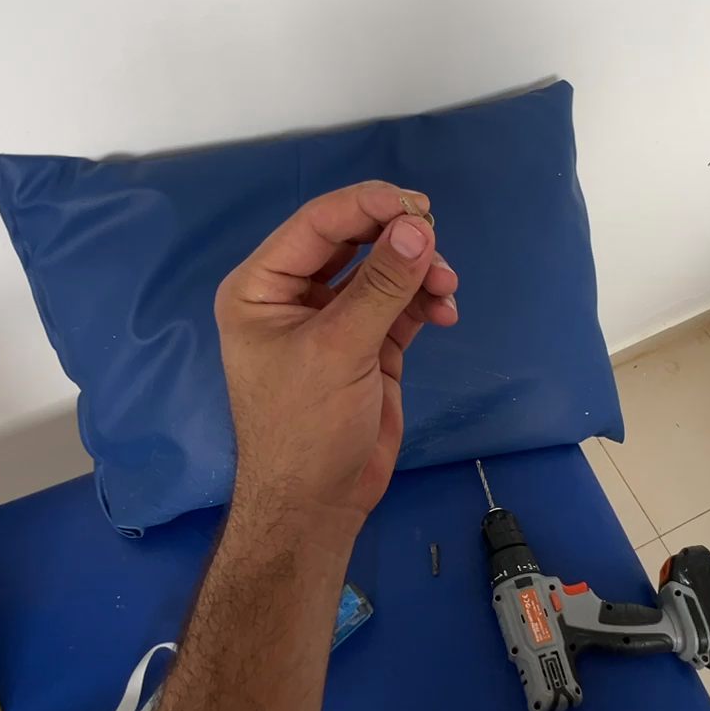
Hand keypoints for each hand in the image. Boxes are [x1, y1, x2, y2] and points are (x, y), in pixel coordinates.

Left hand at [214, 181, 458, 535]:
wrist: (317, 505)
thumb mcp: (340, 349)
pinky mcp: (367, 341)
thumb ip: (381, 285)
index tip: (417, 206)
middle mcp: (295, 293)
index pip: (317, 224)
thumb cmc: (307, 426)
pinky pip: (400, 302)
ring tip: (447, 287)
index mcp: (262, 286)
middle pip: (352, 240)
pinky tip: (446, 311)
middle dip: (397, 238)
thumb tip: (419, 227)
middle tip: (436, 241)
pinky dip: (425, 300)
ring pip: (381, 269)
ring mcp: (333, 318)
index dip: (366, 205)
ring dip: (418, 271)